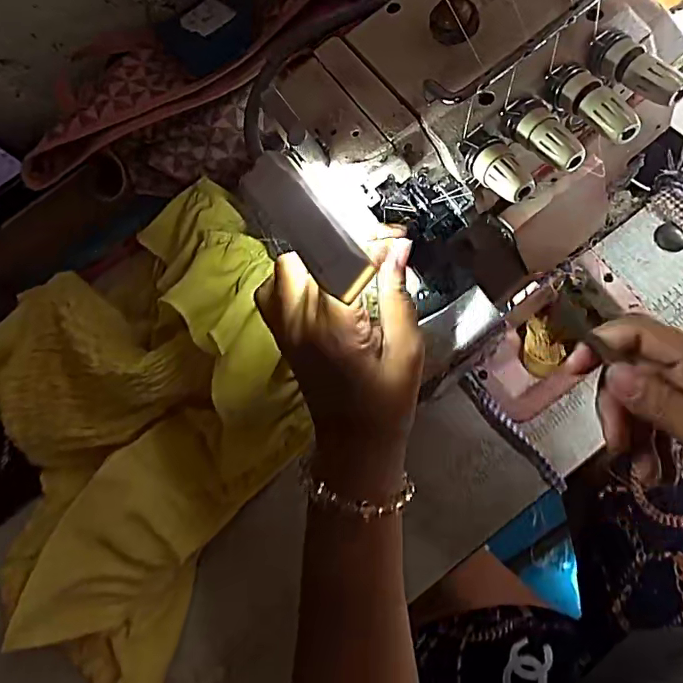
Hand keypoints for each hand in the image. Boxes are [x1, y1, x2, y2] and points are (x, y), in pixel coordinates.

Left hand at [257, 237, 422, 499]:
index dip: (372, 240)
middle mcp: (299, 319)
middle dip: (343, 243)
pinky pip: (276, 286)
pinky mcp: (279, 330)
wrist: (354, 442)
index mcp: (333, 322)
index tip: (395, 239)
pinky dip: (299, 275)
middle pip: (307, 253)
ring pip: (287, 265)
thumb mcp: (407, 346)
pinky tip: (326, 285)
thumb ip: (397, 292)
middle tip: (375, 252)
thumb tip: (397, 248)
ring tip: (351, 268)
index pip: (343, 256)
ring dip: (319, 258)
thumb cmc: (385, 401)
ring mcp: (283, 325)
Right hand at [564, 315, 682, 539]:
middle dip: (617, 403)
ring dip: (634, 430)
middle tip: (616, 450)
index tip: (570, 374)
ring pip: (646, 394)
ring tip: (642, 476)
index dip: (598, 342)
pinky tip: (657, 475)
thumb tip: (612, 370)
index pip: (637, 331)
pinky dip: (653, 443)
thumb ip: (665, 406)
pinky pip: (666, 417)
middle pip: (635, 366)